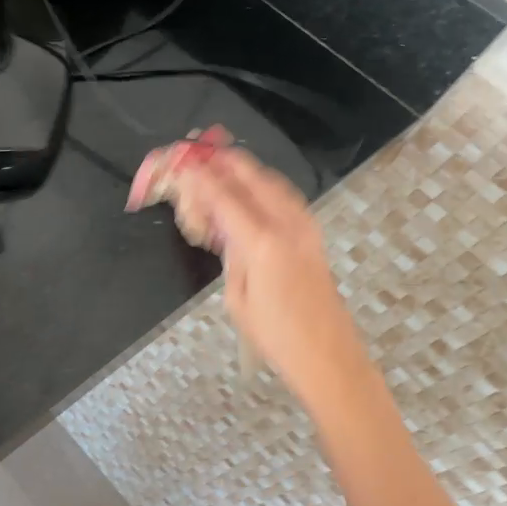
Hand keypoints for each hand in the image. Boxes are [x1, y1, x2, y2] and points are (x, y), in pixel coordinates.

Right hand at [170, 147, 369, 403]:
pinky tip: (248, 189)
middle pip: (249, 176)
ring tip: (217, 162)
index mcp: (260, 242)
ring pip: (269, 180)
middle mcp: (285, 224)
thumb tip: (217, 223)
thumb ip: (229, 252)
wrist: (327, 353)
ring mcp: (304, 225)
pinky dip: (260, 183)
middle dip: (220, 161)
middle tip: (196, 152)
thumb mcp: (236, 295)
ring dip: (242, 168)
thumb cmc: (274, 335)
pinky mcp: (312, 232)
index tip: (179, 162)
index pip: (222, 195)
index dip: (198, 175)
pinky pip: (282, 195)